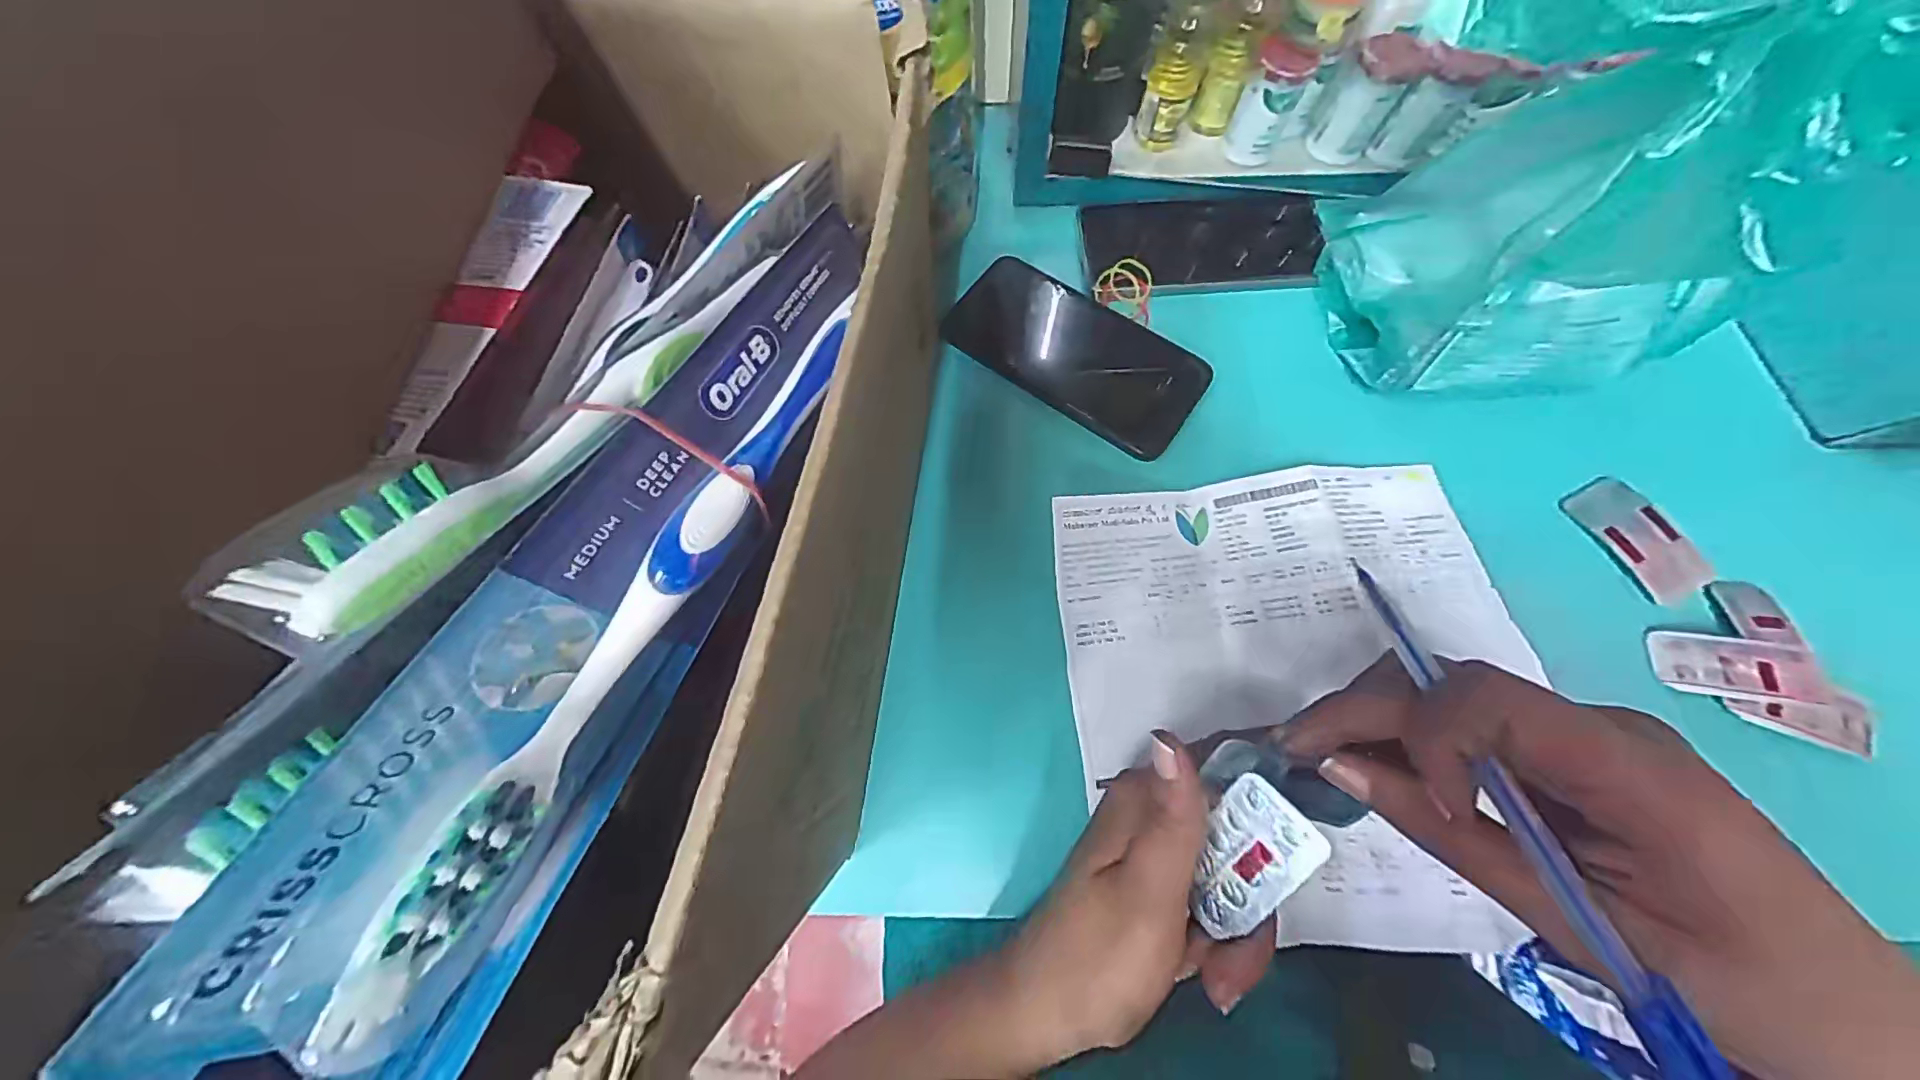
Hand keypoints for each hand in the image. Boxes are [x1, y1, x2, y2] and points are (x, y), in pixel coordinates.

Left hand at [1006, 731, 1274, 1057]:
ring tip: (1218, 980)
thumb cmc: (1098, 955)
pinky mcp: (1162, 893)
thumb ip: (1173, 818)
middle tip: (1238, 952)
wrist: (1048, 1016)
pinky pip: (1214, 904)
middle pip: (1238, 832)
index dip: (1265, 792)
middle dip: (1255, 896)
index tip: (1298, 838)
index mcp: (1141, 800)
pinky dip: (1221, 944)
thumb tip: (1169, 737)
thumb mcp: (1148, 889)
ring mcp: (1157, 857)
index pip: (1217, 766)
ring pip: (1233, 876)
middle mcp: (1150, 818)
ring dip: (1239, 934)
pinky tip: (1206, 978)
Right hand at [1276, 654, 1919, 1079]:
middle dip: (1363, 710)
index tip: (1410, 801)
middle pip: (1450, 683)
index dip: (1420, 734)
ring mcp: (1580, 737)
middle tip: (1296, 750)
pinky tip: (1375, 769)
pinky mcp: (1564, 759)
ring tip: (1319, 756)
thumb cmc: (1741, 990)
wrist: (1860, 1029)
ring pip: (1448, 697)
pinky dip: (1410, 745)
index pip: (1485, 699)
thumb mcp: (1584, 925)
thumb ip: (1457, 840)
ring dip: (1376, 721)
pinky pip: (1469, 730)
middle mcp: (1596, 726)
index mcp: (1626, 764)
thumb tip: (1342, 769)